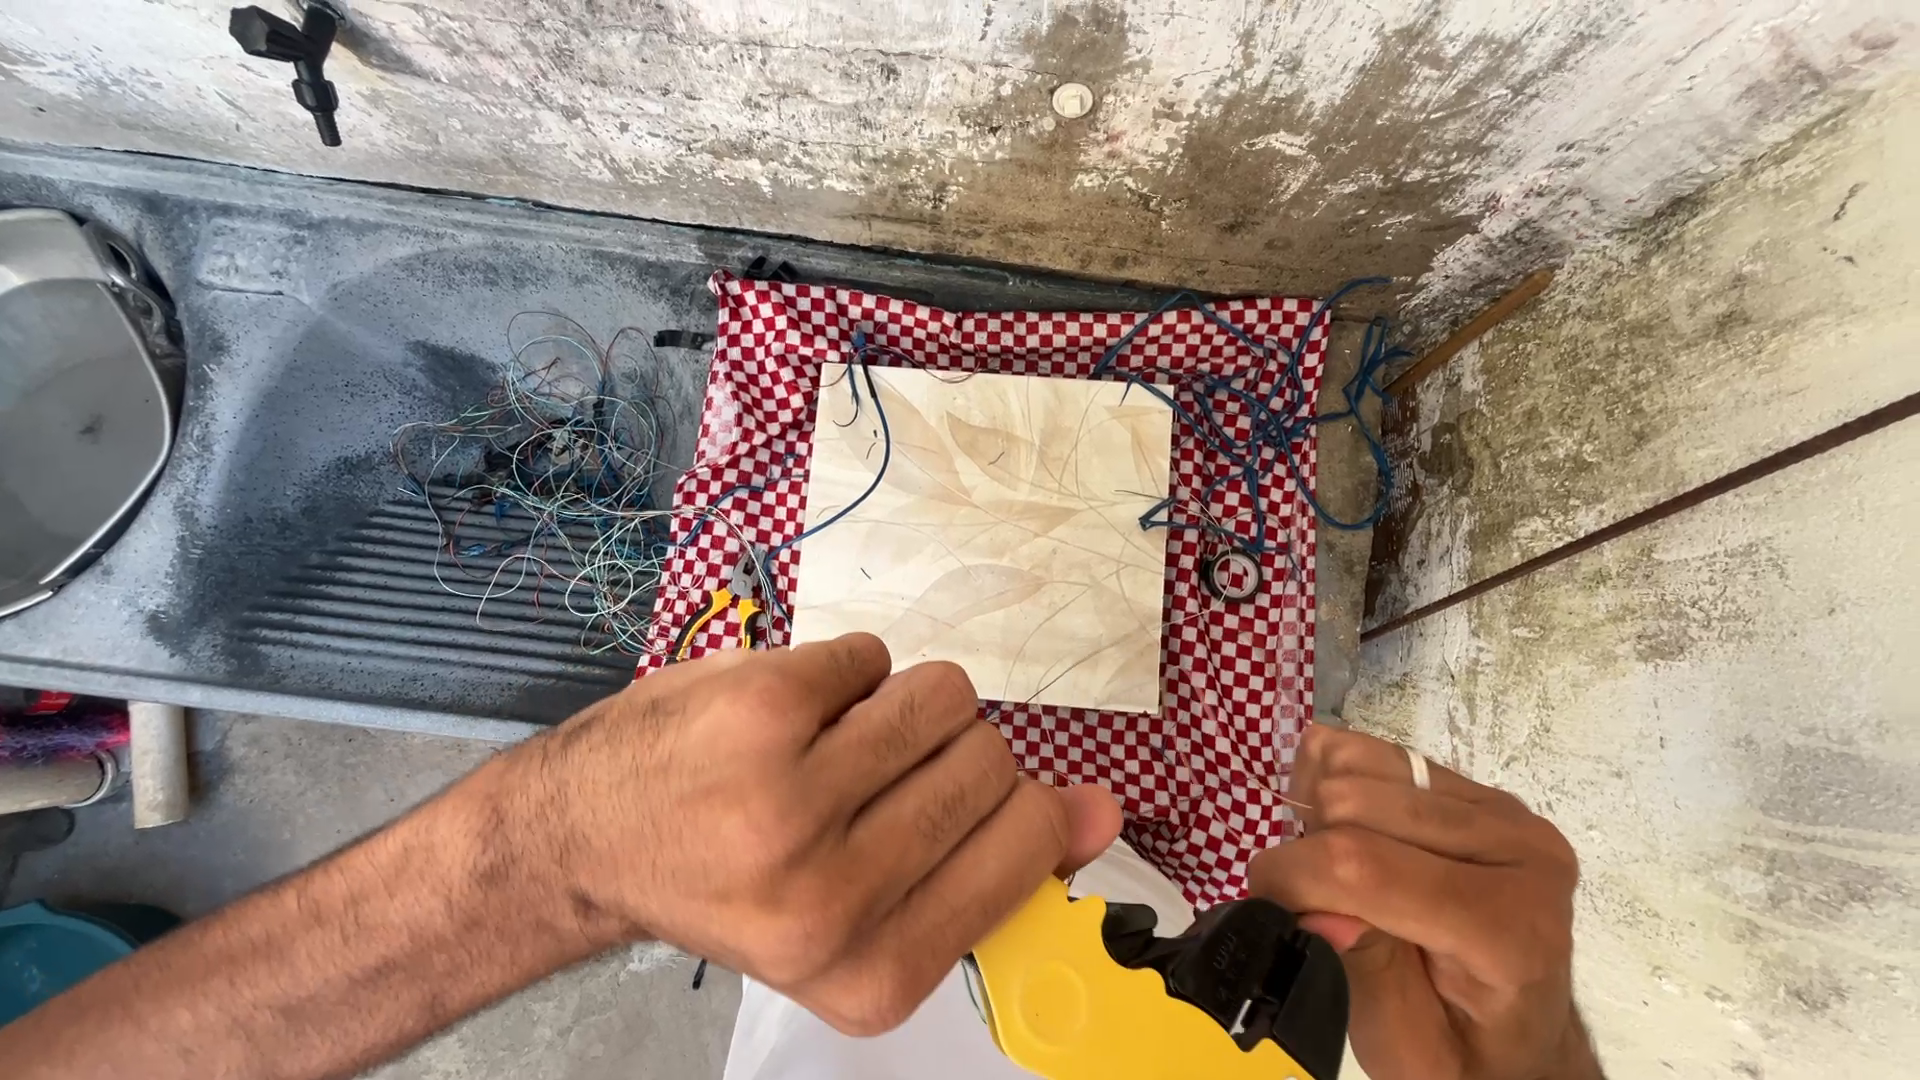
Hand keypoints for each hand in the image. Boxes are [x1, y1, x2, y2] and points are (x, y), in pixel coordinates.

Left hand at [503, 632, 1122, 1034]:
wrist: (585, 838)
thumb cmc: (738, 881)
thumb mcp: (862, 917)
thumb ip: (984, 868)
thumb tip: (1101, 809)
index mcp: (872, 969)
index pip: (1023, 850)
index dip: (1023, 808)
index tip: (984, 795)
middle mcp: (835, 896)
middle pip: (990, 760)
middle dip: (946, 751)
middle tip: (873, 774)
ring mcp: (794, 798)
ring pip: (946, 695)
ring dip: (903, 704)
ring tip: (836, 739)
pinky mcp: (764, 709)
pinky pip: (875, 654)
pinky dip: (845, 672)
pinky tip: (789, 712)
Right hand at [1249, 725, 1598, 1079]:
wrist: (1520, 1039)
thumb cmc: (1461, 1055)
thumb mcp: (1407, 1051)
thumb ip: (1360, 975)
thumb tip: (1310, 907)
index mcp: (1507, 926)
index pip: (1363, 865)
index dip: (1290, 878)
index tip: (1269, 909)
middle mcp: (1515, 847)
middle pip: (1348, 804)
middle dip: (1306, 852)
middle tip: (1319, 902)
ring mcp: (1494, 805)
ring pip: (1350, 764)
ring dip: (1316, 815)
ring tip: (1336, 866)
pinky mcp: (1468, 784)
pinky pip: (1362, 749)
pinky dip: (1327, 781)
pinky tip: (1346, 830)